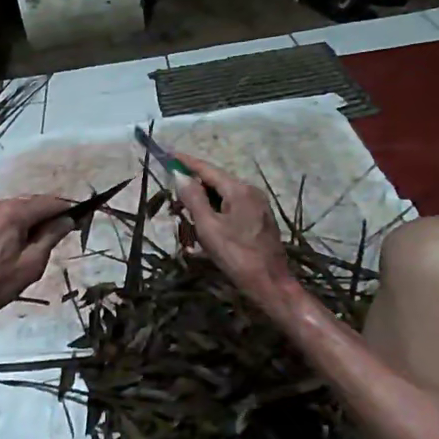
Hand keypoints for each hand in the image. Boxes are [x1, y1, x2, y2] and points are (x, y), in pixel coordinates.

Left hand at [0, 195, 75, 334]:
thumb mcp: (32, 263)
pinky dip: (9, 226)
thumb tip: (66, 220)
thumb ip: (50, 237)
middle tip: (61, 230)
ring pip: (11, 210)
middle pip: (28, 203)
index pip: (48, 202)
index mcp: (13, 212)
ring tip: (38, 240)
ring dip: (27, 220)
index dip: (66, 208)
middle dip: (46, 214)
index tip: (80, 218)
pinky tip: (12, 244)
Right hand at [172, 155, 295, 302]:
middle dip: (193, 187)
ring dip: (203, 202)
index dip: (186, 162)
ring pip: (223, 195)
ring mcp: (257, 204)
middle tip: (174, 200)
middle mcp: (250, 191)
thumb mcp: (208, 227)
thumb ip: (194, 199)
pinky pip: (232, 205)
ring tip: (187, 216)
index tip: (168, 154)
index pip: (207, 168)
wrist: (270, 283)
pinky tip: (206, 224)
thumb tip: (181, 176)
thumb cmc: (237, 256)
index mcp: (239, 189)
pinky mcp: (259, 217)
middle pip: (215, 181)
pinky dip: (216, 210)